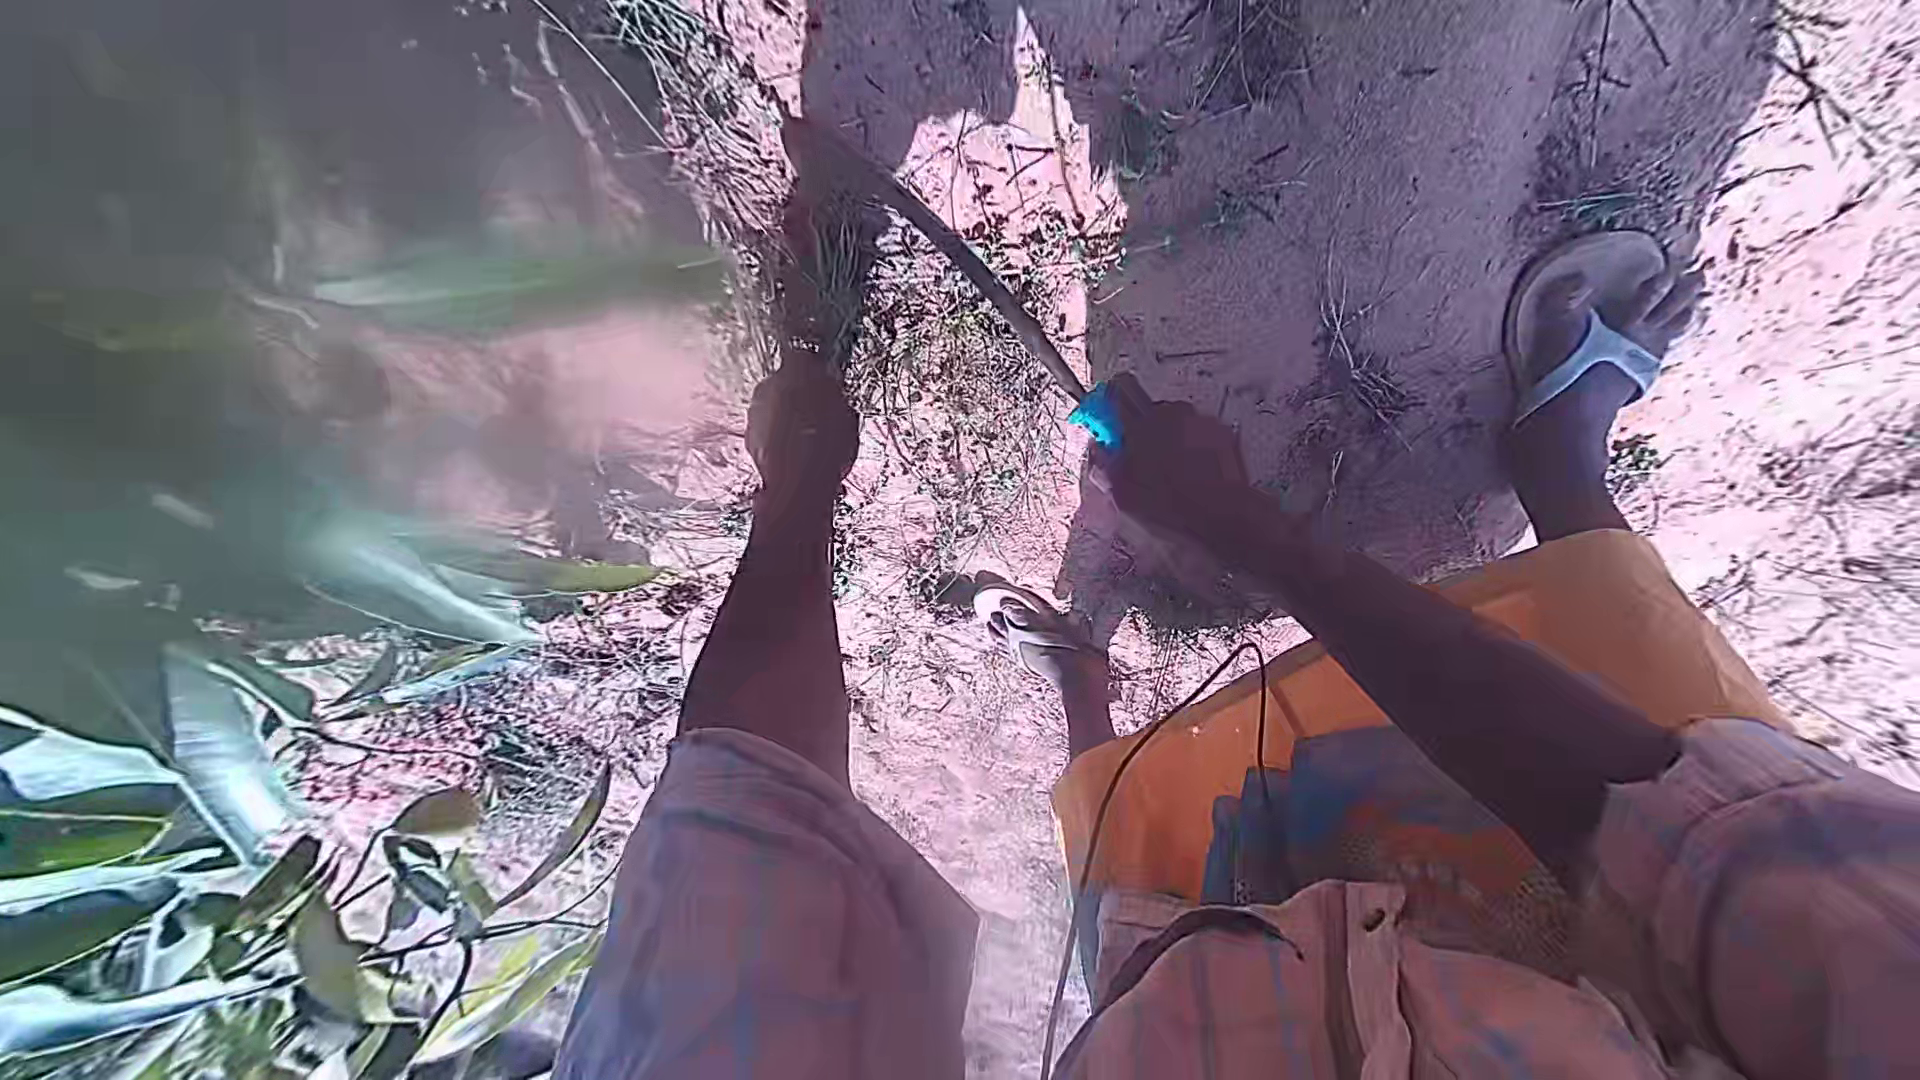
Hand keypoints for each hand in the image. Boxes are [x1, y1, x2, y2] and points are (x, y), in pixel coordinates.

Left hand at [746, 360, 858, 511]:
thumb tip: (833, 391)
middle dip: (800, 395)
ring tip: (809, 439)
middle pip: (785, 383)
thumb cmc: (826, 449)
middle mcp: (769, 386)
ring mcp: (755, 412)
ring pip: (774, 408)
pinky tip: (795, 454)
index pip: (805, 356)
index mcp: (797, 371)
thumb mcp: (848, 417)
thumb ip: (836, 396)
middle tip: (821, 414)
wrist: (799, 485)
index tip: (826, 381)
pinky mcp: (749, 437)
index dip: (817, 370)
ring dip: (787, 418)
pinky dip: (777, 438)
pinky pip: (767, 431)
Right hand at [1088, 373, 1265, 549]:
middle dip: (1139, 429)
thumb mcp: (1122, 492)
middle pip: (1147, 408)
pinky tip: (1189, 475)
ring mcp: (1200, 420)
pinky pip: (1198, 433)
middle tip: (1137, 460)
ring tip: (1167, 473)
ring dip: (1167, 438)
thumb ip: (1105, 463)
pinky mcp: (1223, 432)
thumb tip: (1099, 450)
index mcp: (1141, 422)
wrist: (1222, 515)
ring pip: (1174, 421)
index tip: (1106, 425)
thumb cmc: (1171, 505)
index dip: (1108, 407)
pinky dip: (1192, 447)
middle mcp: (1171, 413)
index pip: (1117, 390)